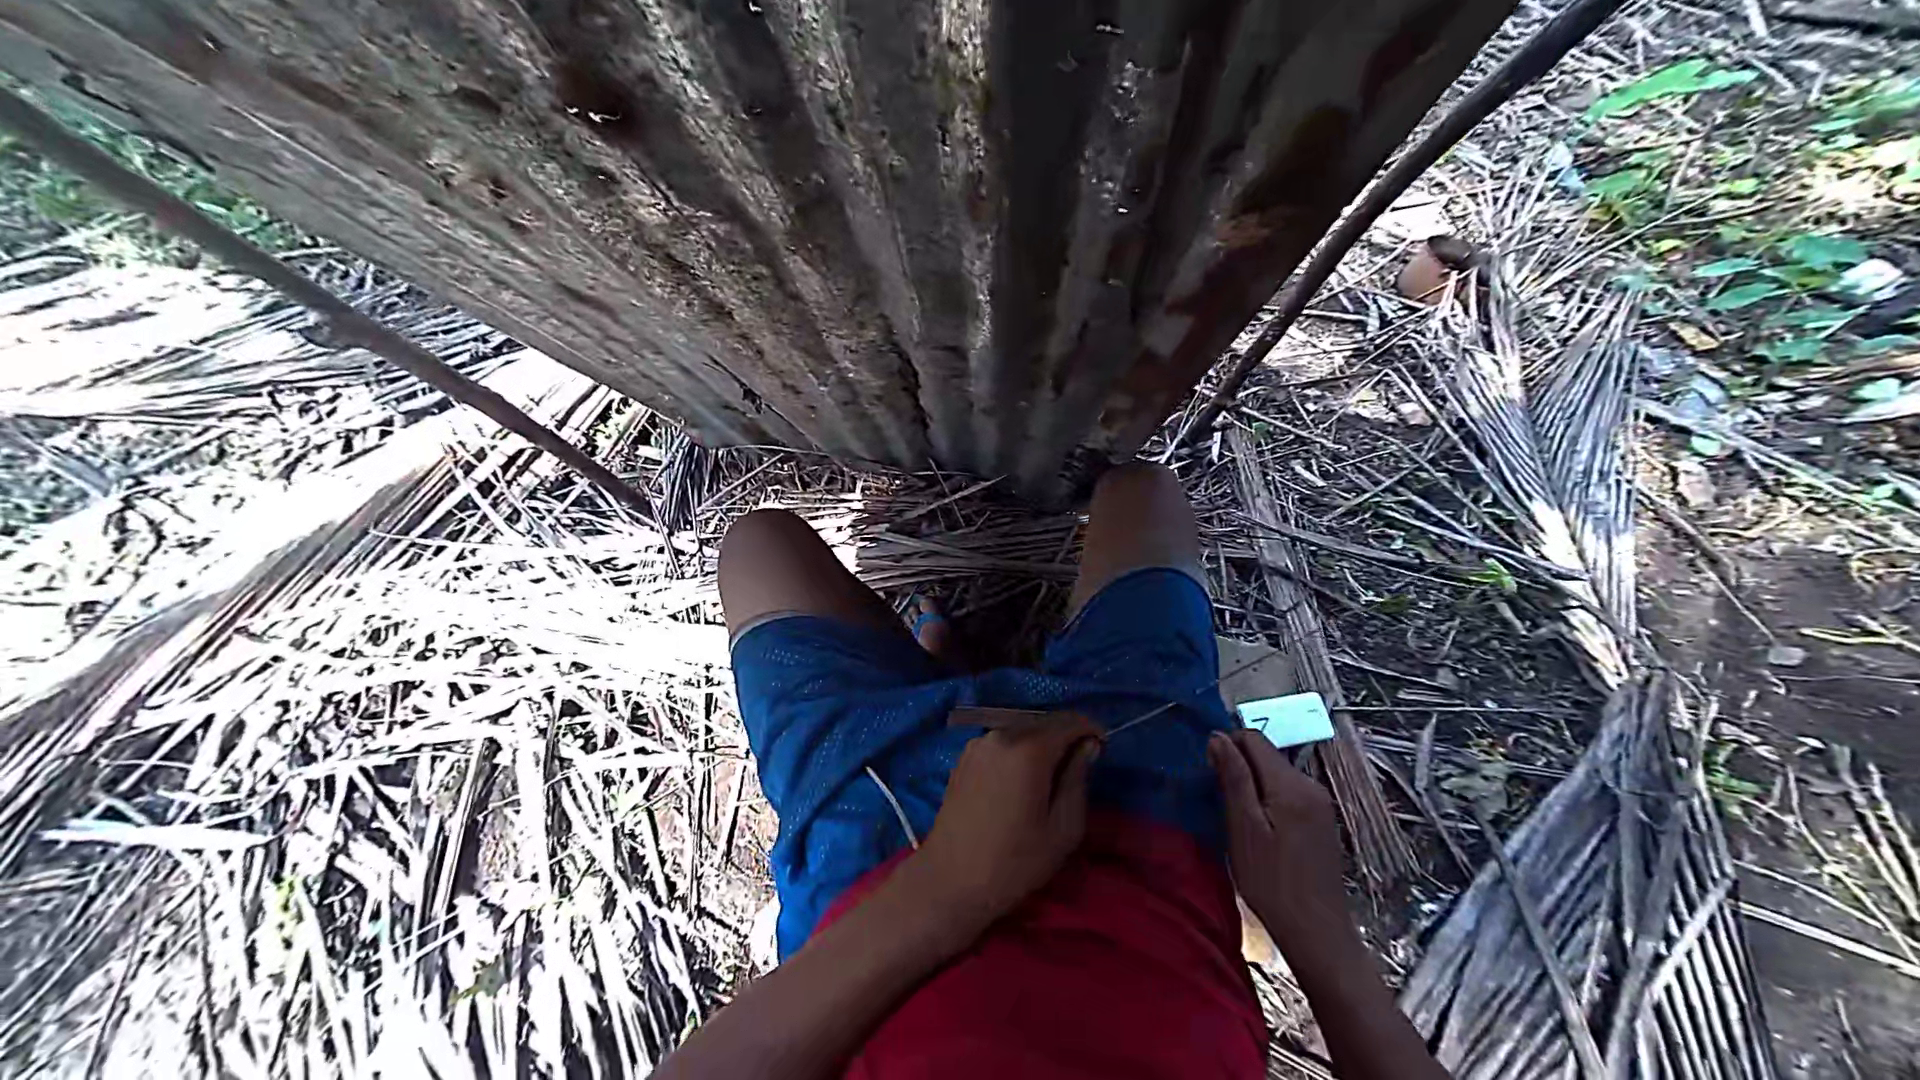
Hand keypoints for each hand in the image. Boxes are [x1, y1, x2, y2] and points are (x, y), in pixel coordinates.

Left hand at [910, 715, 1101, 930]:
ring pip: (1022, 729)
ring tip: (1052, 775)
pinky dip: (1019, 750)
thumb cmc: (1014, 862)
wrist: (950, 879)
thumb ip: (1078, 779)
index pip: (1069, 721)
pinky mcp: (965, 756)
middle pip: (1045, 722)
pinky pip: (1002, 742)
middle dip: (1067, 736)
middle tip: (1081, 764)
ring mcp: (978, 743)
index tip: (1103, 747)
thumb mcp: (1063, 828)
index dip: (1091, 730)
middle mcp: (1001, 735)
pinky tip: (1022, 779)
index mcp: (1028, 749)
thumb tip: (1088, 746)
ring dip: (1042, 742)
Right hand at [1209, 730, 1358, 969]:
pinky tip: (1257, 828)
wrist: (1317, 932)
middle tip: (1218, 799)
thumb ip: (1234, 777)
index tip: (1210, 774)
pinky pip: (1286, 792)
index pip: (1253, 737)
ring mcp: (1319, 803)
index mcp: (1291, 784)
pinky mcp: (1320, 820)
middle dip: (1237, 765)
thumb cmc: (1272, 882)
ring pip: (1274, 773)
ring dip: (1250, 783)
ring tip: (1235, 816)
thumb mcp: (1244, 827)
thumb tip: (1218, 737)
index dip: (1226, 746)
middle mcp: (1310, 785)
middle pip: (1265, 754)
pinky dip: (1266, 798)